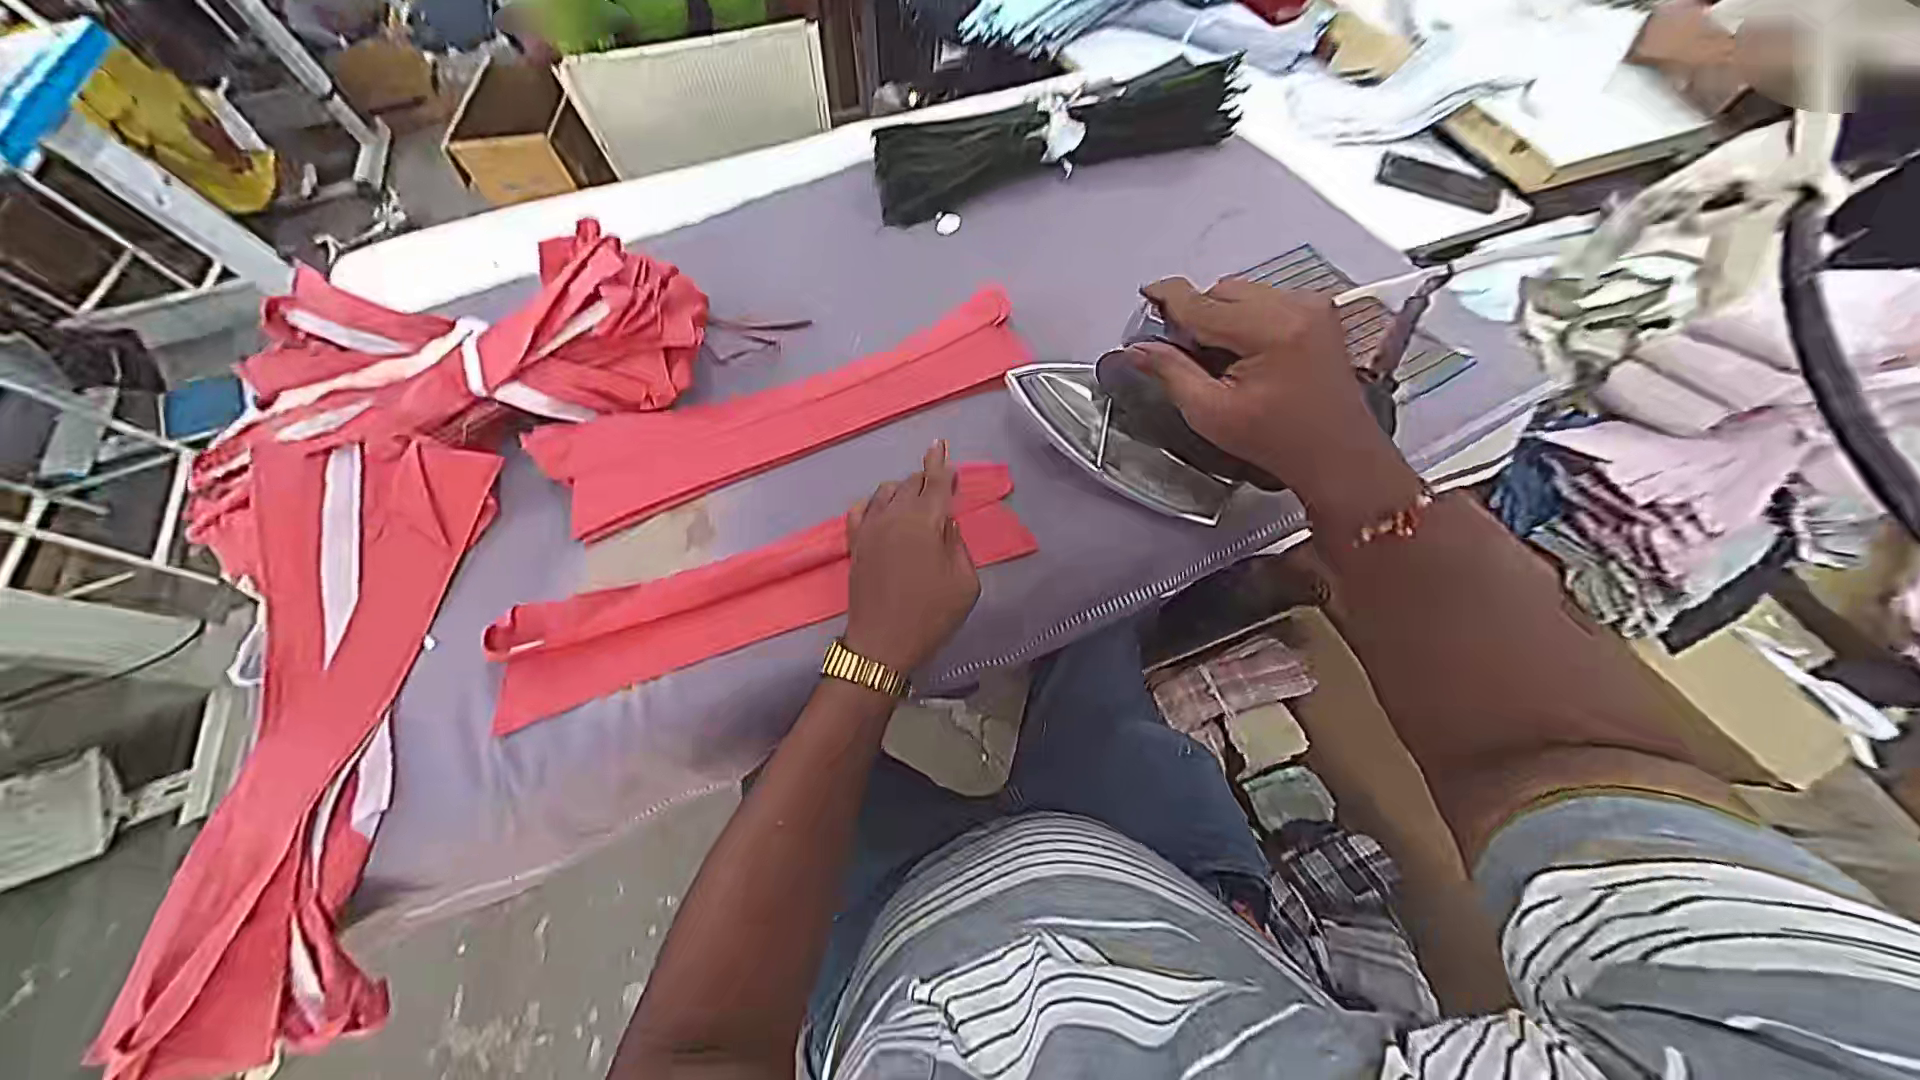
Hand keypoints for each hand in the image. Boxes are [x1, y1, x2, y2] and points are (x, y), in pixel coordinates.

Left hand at [842, 442, 980, 672]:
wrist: (882, 644)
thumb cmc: (931, 615)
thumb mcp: (965, 583)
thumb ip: (957, 545)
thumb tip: (946, 523)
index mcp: (926, 522)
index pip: (935, 482)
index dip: (940, 463)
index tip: (940, 446)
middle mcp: (895, 516)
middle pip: (911, 483)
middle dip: (926, 480)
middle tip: (938, 489)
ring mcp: (870, 529)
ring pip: (886, 492)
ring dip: (903, 491)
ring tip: (914, 504)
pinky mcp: (855, 544)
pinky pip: (861, 510)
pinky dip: (874, 505)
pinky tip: (882, 513)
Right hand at [1130, 277, 1417, 510]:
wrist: (1336, 453)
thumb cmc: (1282, 441)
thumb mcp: (1210, 413)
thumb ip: (1171, 373)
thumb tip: (1140, 349)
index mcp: (1271, 330)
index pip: (1202, 301)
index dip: (1167, 298)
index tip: (1147, 294)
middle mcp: (1297, 307)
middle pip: (1222, 291)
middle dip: (1195, 315)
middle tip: (1179, 352)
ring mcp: (1312, 307)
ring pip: (1242, 293)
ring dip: (1219, 317)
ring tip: (1215, 360)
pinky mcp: (1317, 314)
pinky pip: (1265, 300)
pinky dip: (1243, 319)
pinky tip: (1240, 355)